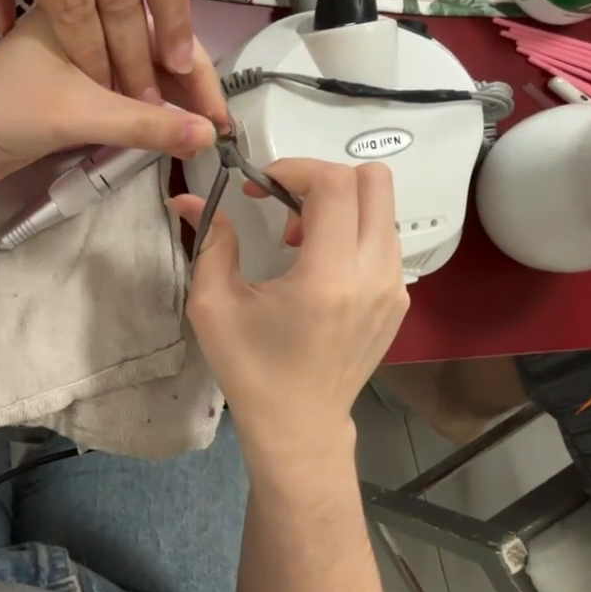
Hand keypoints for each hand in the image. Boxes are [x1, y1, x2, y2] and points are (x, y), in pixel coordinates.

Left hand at [0, 12, 220, 188]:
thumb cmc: (8, 111)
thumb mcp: (81, 115)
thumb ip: (146, 126)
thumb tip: (207, 136)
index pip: (162, 31)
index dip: (196, 77)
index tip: (220, 120)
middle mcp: (86, 13)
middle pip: (156, 46)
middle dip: (188, 88)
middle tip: (215, 131)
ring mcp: (76, 45)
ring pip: (139, 66)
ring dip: (168, 98)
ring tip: (197, 133)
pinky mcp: (67, 77)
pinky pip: (119, 85)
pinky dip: (142, 106)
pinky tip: (162, 126)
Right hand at [170, 160, 409, 444]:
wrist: (298, 423)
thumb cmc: (249, 368)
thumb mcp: (213, 306)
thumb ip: (210, 244)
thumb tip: (190, 200)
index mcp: (327, 277)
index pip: (334, 185)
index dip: (294, 168)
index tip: (258, 186)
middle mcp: (374, 275)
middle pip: (374, 182)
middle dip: (322, 178)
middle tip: (284, 206)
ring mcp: (395, 287)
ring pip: (383, 208)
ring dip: (338, 206)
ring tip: (297, 241)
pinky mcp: (399, 299)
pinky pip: (384, 239)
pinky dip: (350, 233)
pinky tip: (316, 267)